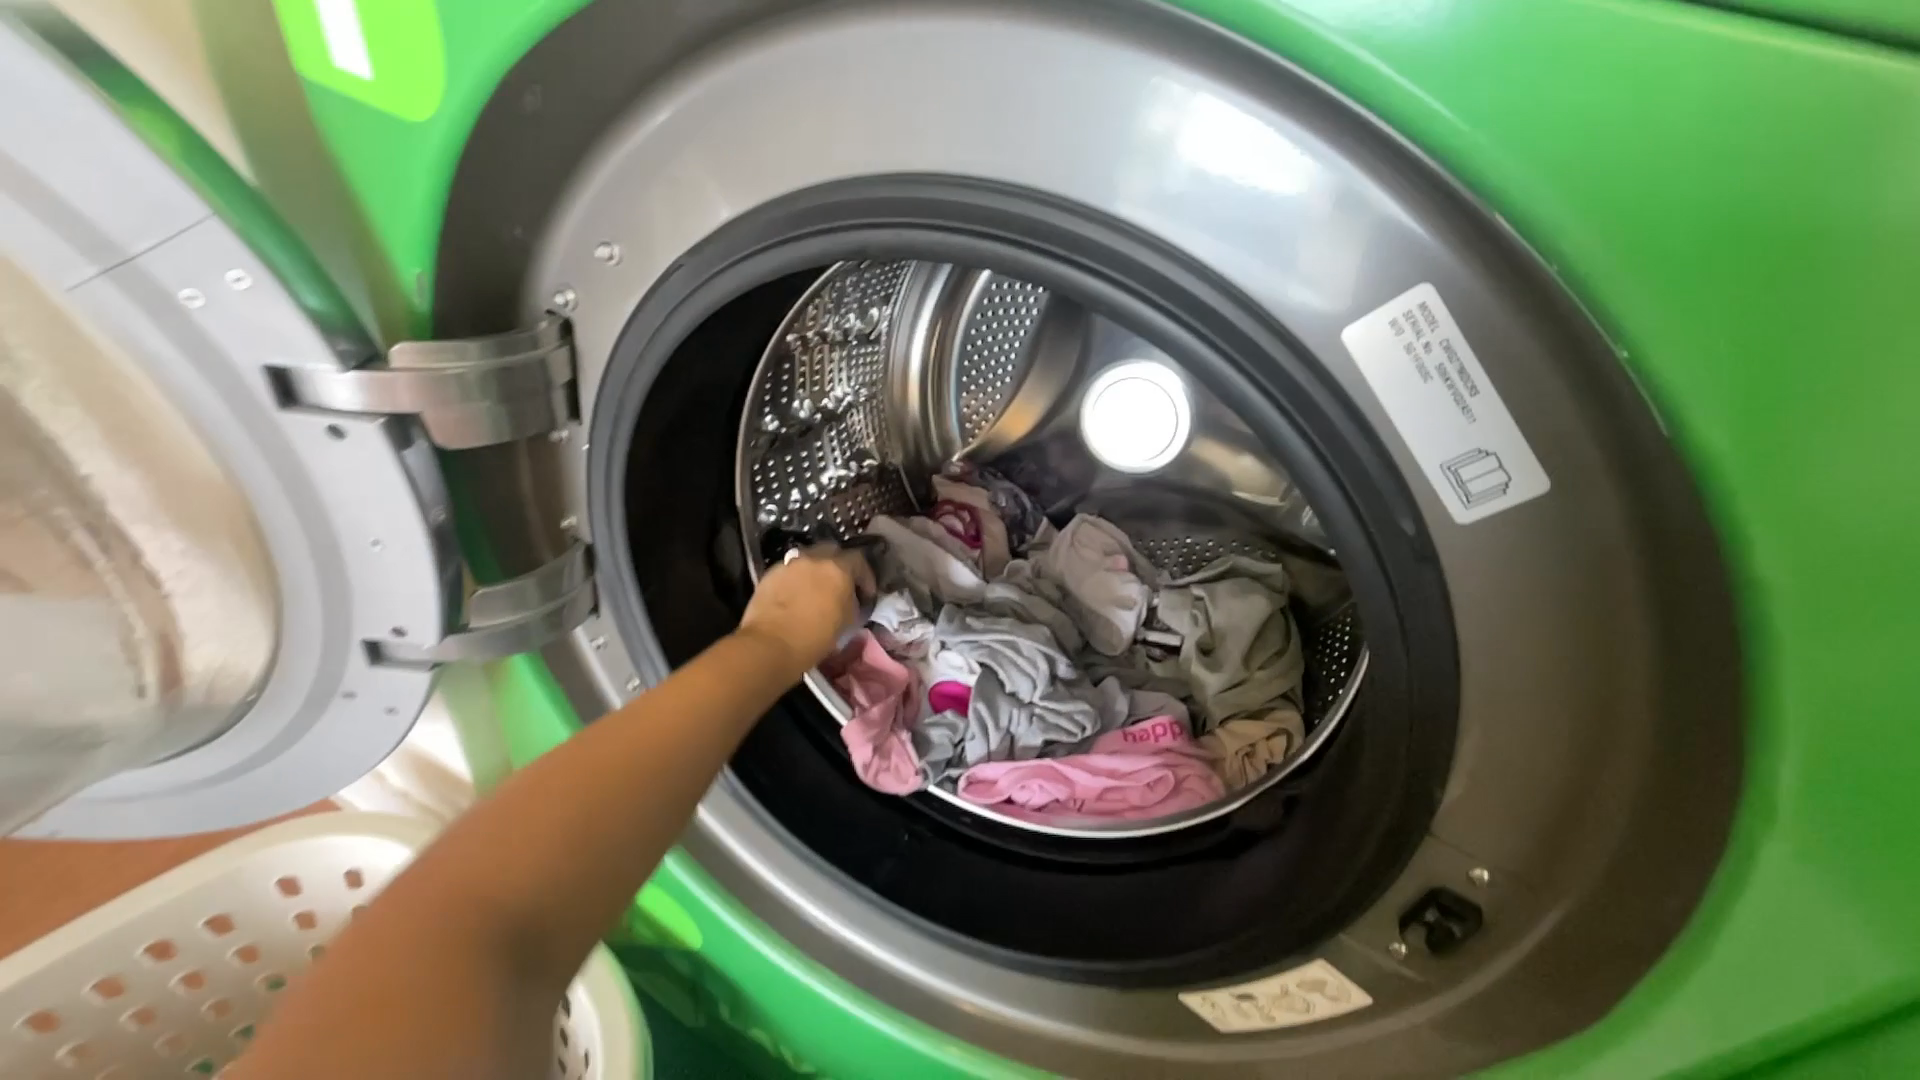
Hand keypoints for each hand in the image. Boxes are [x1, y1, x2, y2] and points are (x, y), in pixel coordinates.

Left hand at [736, 545, 876, 677]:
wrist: (769, 645)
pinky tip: (795, 597)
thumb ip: (852, 603)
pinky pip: (790, 571)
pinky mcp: (770, 574)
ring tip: (816, 591)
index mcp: (838, 569)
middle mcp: (814, 559)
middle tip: (841, 586)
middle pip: (832, 552)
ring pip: (809, 560)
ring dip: (816, 572)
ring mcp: (789, 564)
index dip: (866, 577)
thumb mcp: (846, 622)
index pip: (859, 560)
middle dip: (840, 566)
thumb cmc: (814, 638)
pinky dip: (797, 580)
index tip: (866, 594)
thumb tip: (850, 599)